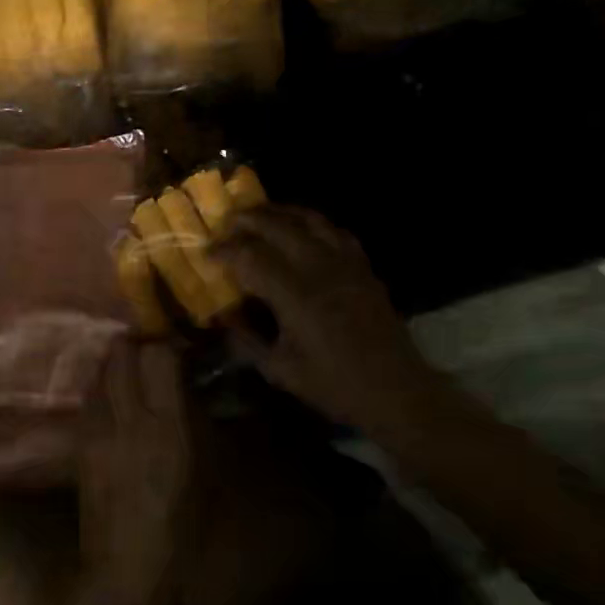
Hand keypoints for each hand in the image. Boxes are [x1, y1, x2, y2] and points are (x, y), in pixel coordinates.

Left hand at [79, 341, 193, 585]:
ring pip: (99, 370)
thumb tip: (183, 383)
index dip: (168, 344)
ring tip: (131, 371)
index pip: (159, 358)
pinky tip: (113, 399)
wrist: (124, 566)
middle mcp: (126, 418)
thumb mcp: (201, 471)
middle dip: (136, 344)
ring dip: (115, 363)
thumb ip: (191, 419)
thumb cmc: (178, 526)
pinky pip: (88, 396)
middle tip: (151, 351)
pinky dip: (101, 387)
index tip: (177, 347)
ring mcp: (95, 427)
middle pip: (120, 353)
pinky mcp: (77, 440)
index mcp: (165, 428)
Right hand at [213, 207, 434, 428]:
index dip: (224, 251)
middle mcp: (320, 270)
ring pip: (308, 220)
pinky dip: (311, 222)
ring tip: (256, 214)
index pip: (250, 257)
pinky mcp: (363, 267)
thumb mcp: (279, 370)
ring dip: (278, 213)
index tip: (206, 254)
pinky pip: (335, 231)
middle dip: (246, 221)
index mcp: (295, 297)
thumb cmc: (335, 386)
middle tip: (224, 225)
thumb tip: (221, 317)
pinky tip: (300, 228)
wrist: (398, 391)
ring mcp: (345, 265)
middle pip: (277, 228)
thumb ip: (246, 341)